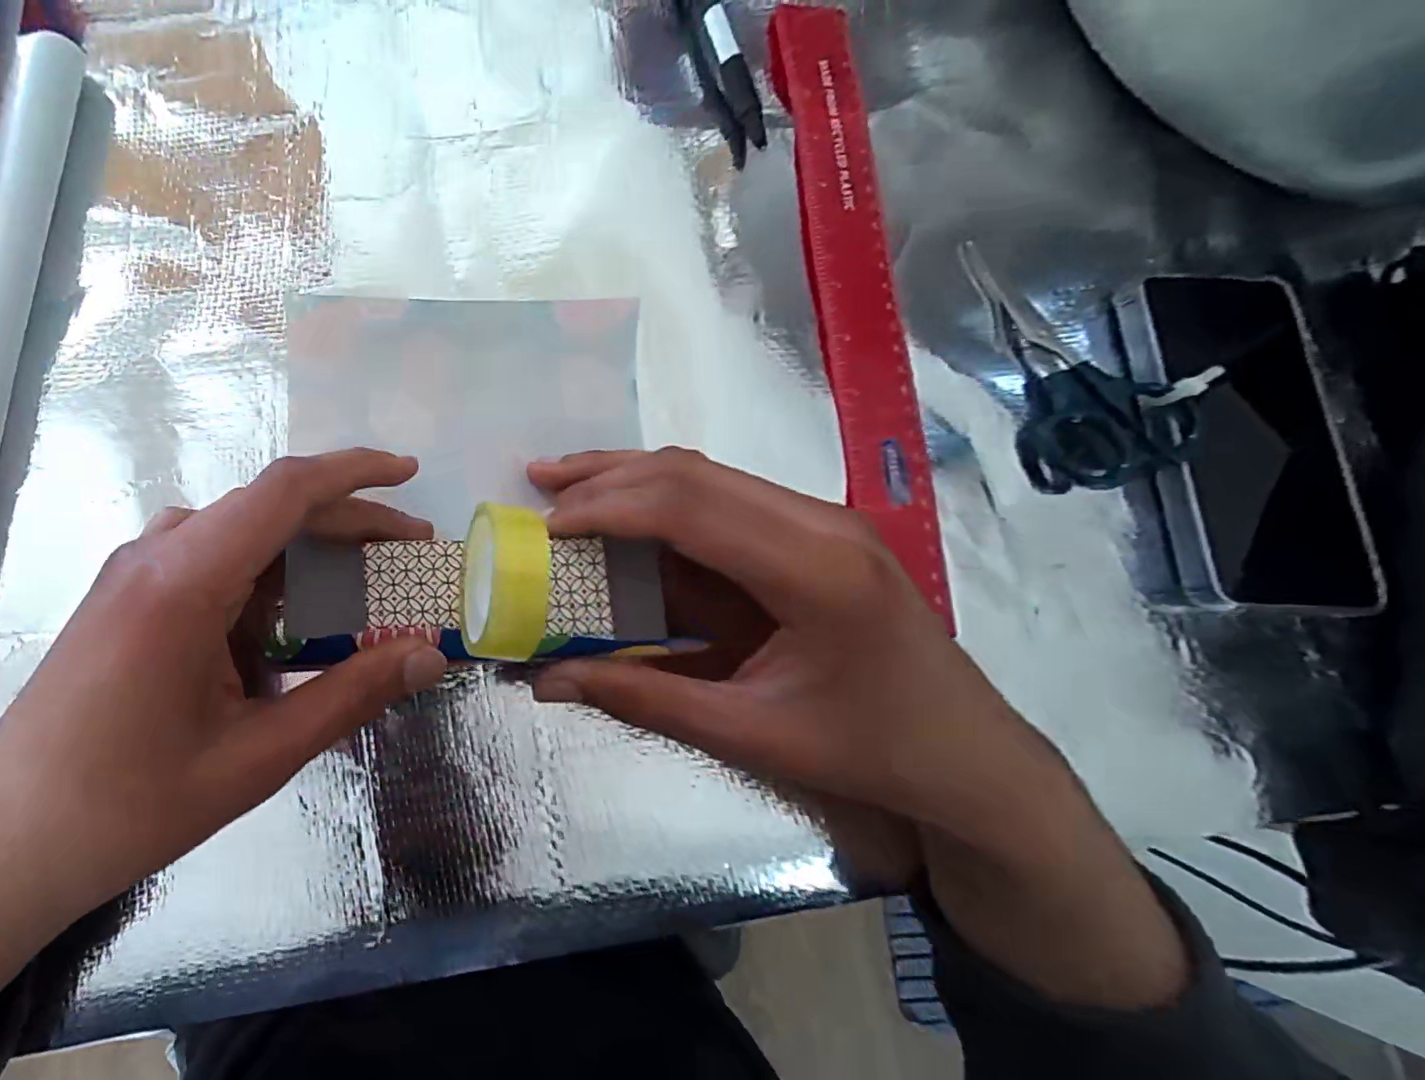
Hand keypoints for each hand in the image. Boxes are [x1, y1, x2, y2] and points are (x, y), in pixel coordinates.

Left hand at [0, 450, 447, 1077]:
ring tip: (360, 594)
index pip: (285, 491)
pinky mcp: (127, 598)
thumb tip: (433, 655)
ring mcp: (134, 574)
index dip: (356, 471)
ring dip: (308, 558)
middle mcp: (155, 556)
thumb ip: (352, 695)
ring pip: (244, 538)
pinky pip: (213, 567)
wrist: (5, 848)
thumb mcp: (259, 757)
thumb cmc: (130, 808)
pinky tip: (287, 633)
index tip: (410, 473)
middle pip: (271, 510)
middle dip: (349, 525)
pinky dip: (268, 584)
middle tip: (410, 555)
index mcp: (183, 583)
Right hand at [528, 448, 1187, 1009]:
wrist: (970, 756)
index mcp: (814, 570)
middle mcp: (820, 523)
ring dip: (632, 477)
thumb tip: (547, 681)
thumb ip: (643, 698)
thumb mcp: (748, 734)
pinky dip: (664, 500)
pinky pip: (725, 498)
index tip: (546, 525)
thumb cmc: (868, 750)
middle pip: (694, 472)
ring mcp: (821, 520)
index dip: (607, 507)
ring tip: (565, 483)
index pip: (688, 507)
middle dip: (607, 476)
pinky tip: (626, 510)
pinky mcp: (813, 531)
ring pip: (708, 474)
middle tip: (540, 485)